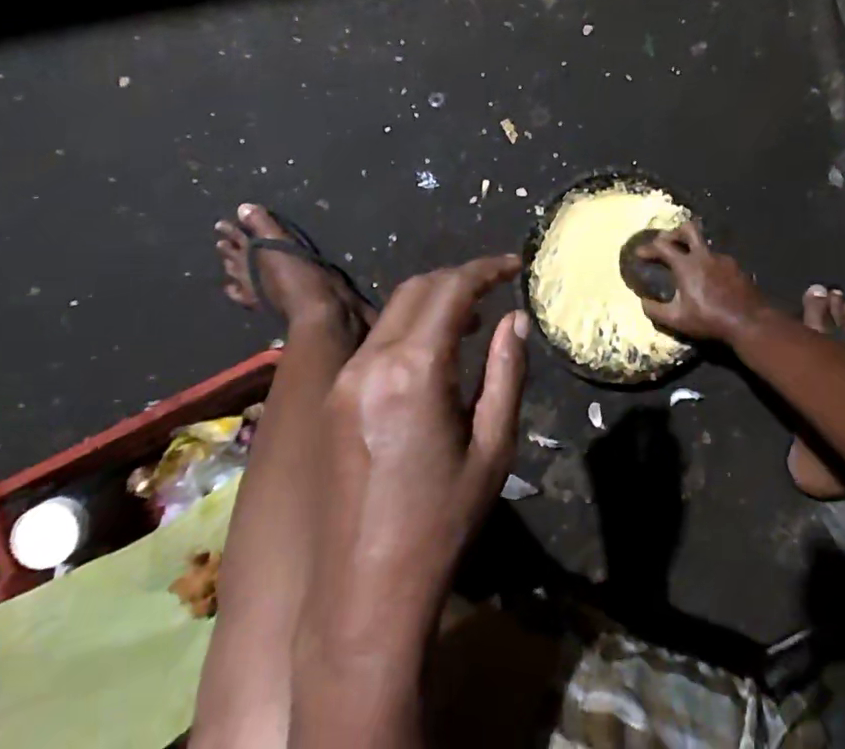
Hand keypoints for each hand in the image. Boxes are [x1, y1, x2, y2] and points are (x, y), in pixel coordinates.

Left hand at [304, 255, 528, 645]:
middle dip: (455, 281)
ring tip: (469, 326)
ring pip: (388, 315)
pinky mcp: (330, 397)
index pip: (448, 291)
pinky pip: (370, 344)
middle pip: (413, 291)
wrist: (365, 580)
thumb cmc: (441, 522)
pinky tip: (429, 359)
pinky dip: (403, 334)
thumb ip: (505, 375)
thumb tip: (514, 321)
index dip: (482, 270)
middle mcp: (368, 361)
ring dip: (428, 306)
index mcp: (411, 370)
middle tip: (493, 293)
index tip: (511, 265)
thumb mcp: (491, 450)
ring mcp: (341, 378)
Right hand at [633, 220, 769, 340]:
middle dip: (674, 232)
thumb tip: (643, 301)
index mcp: (686, 265)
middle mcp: (705, 256)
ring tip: (687, 265)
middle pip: (688, 229)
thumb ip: (654, 310)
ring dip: (692, 250)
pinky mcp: (737, 268)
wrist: (751, 323)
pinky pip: (717, 259)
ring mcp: (724, 260)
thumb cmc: (710, 319)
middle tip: (667, 243)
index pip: (662, 246)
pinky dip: (708, 263)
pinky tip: (707, 278)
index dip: (648, 247)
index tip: (639, 254)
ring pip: (704, 245)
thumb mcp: (676, 319)